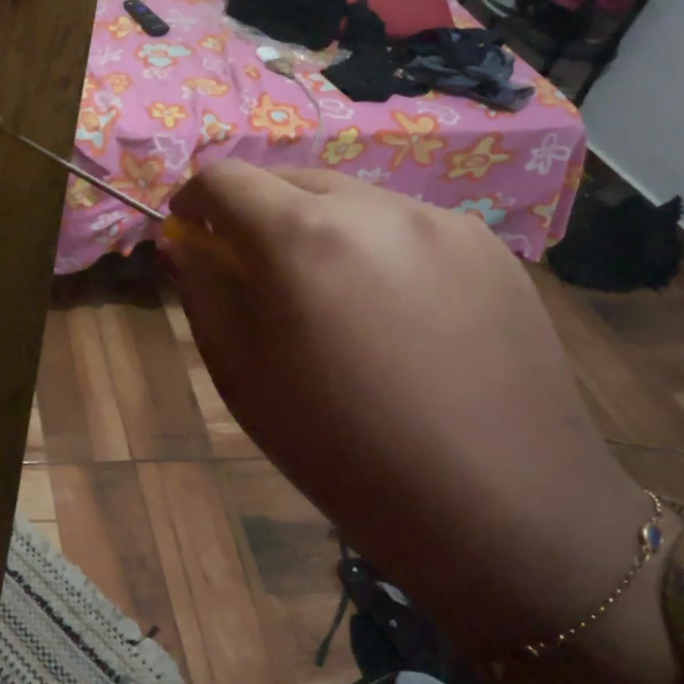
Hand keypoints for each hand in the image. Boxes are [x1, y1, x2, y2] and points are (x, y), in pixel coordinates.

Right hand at [163, 162, 653, 662]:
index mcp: (300, 235)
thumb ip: (203, 288)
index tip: (193, 234)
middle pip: (288, 177)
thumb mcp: (241, 371)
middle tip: (256, 271)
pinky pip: (407, 226)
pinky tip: (395, 313)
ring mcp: (440, 221)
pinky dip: (377, 247)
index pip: (223, 177)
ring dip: (318, 226)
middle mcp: (372, 206)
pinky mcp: (490, 248)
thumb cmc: (340, 447)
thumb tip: (184, 240)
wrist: (500, 507)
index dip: (194, 200)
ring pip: (350, 198)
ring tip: (332, 297)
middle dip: (256, 210)